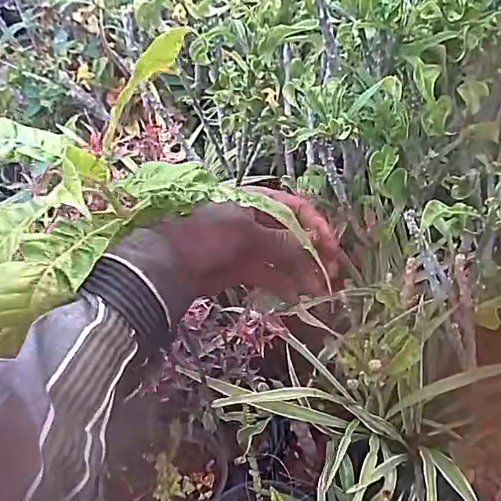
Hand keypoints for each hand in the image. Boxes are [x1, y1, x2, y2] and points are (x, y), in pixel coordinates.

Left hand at [155, 188, 348, 301]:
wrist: (170, 265)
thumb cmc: (208, 236)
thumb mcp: (248, 233)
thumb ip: (283, 241)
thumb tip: (312, 245)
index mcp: (258, 202)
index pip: (298, 209)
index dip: (318, 227)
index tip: (331, 248)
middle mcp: (257, 222)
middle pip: (294, 236)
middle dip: (314, 255)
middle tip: (330, 275)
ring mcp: (250, 247)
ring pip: (284, 259)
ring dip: (302, 274)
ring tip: (317, 292)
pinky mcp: (242, 269)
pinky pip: (269, 276)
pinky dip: (282, 286)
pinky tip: (294, 298)